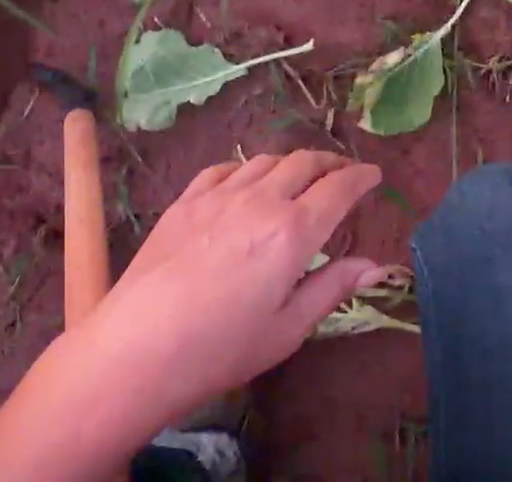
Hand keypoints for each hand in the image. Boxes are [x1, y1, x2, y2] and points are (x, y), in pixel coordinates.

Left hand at [65, 151, 383, 423]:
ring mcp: (219, 195)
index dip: (362, 177)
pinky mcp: (186, 200)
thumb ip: (331, 288)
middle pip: (305, 162)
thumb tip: (375, 265)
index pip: (339, 188)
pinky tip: (246, 182)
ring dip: (291, 163)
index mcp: (293, 232)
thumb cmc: (220, 350)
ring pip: (266, 160)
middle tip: (343, 173)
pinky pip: (224, 168)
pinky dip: (246, 169)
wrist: (136, 349)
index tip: (375, 174)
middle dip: (332, 163)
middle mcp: (261, 200)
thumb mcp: (286, 330)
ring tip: (299, 177)